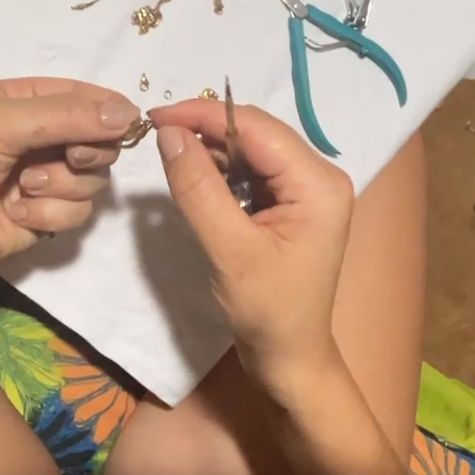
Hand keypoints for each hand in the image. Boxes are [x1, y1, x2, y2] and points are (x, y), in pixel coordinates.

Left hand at [0, 78, 139, 278]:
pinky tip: (17, 213)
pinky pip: (79, 211)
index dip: (107, 109)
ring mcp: (47, 178)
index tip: (124, 123)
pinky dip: (49, 213)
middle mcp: (40, 137)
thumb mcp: (0, 123)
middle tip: (70, 158)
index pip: (82, 96)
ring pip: (94, 178)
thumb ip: (65, 115)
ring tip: (24, 188)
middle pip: (99, 139)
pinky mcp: (49, 215)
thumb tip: (130, 115)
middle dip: (88, 150)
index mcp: (24, 102)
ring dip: (61, 185)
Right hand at [152, 99, 353, 388]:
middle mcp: (319, 176)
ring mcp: (306, 191)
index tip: (154, 117)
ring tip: (170, 157)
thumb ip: (199, 189)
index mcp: (318, 183)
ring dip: (210, 152)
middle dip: (206, 130)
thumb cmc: (268, 311)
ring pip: (250, 152)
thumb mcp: (229, 250)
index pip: (257, 128)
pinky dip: (220, 173)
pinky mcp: (290, 206)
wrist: (289, 358)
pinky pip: (251, 175)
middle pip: (256, 134)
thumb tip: (168, 134)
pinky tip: (195, 180)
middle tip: (156, 135)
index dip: (204, 115)